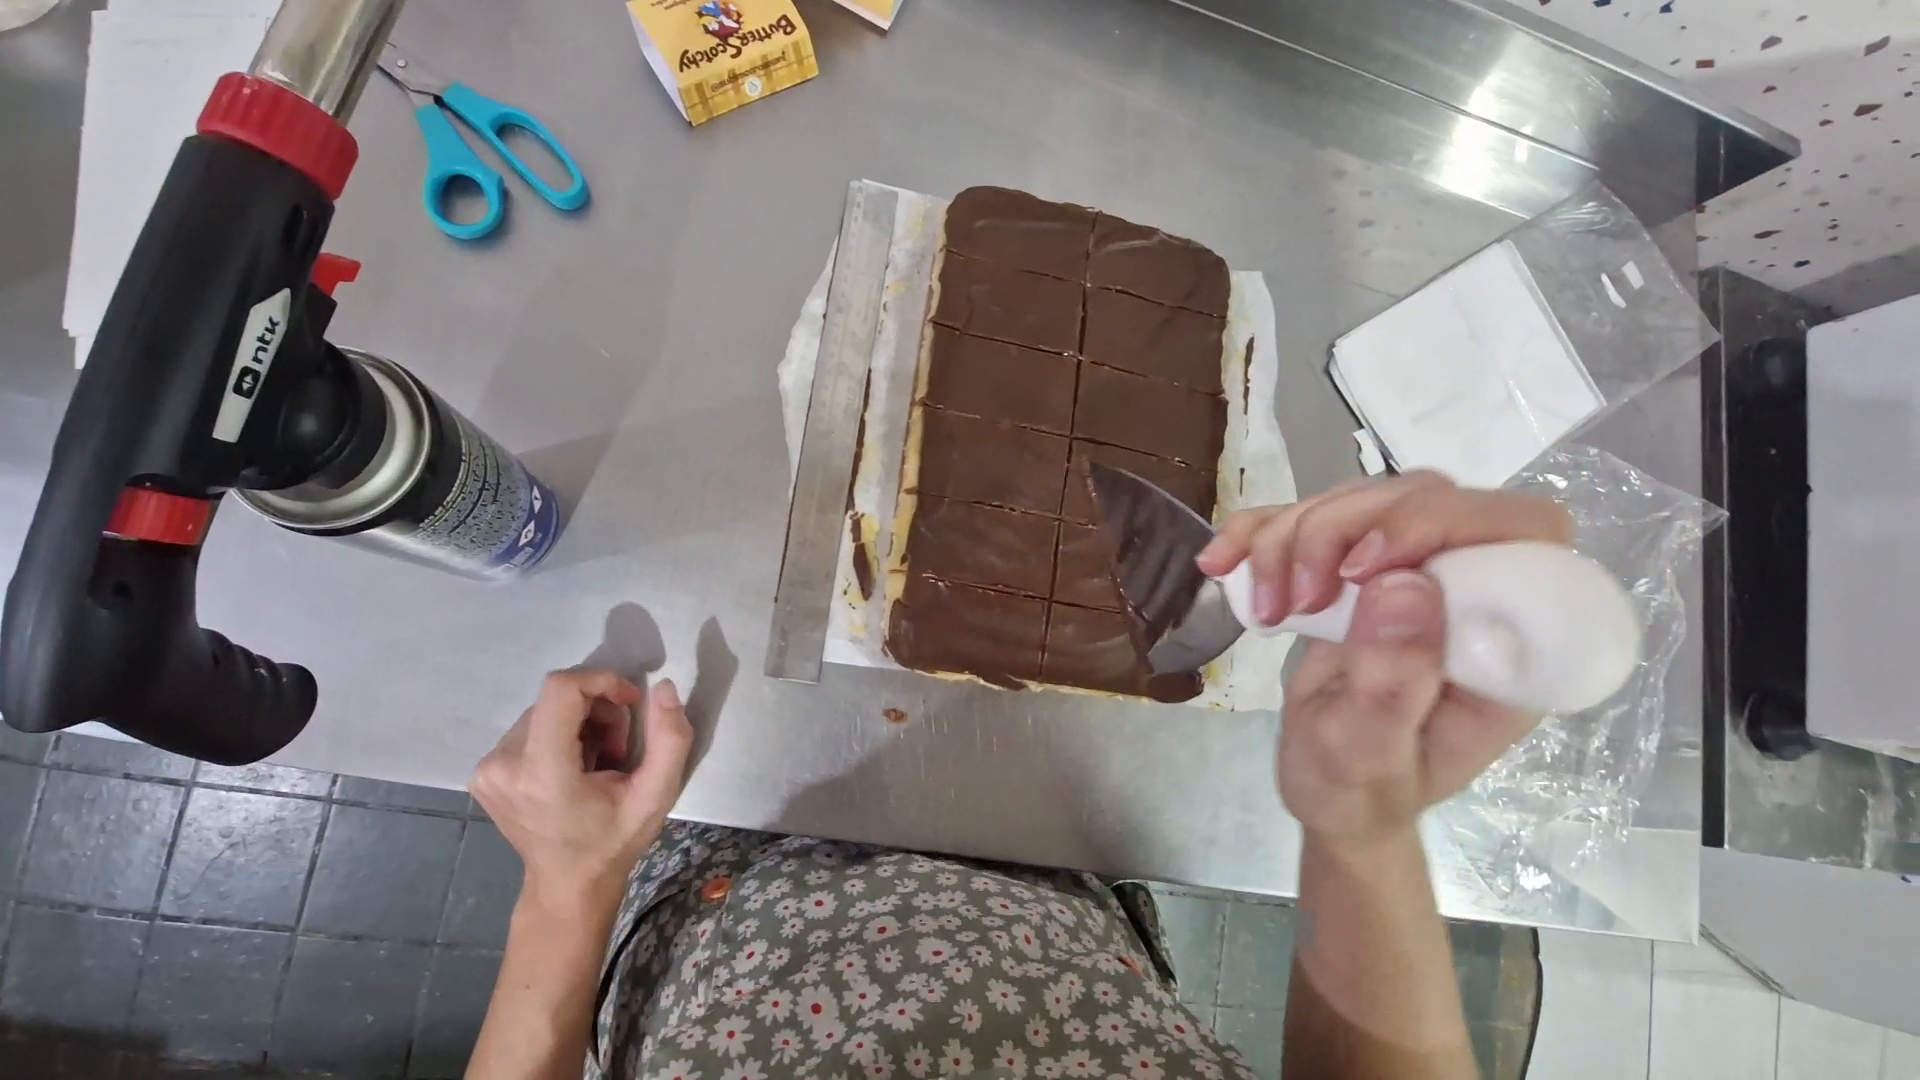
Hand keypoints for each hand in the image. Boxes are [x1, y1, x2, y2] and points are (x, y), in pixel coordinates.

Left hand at [470, 670, 692, 911]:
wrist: (567, 886)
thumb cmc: (613, 841)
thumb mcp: (658, 794)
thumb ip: (670, 739)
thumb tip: (664, 688)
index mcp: (541, 771)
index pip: (562, 689)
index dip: (603, 682)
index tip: (631, 702)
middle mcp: (503, 764)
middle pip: (558, 700)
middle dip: (599, 711)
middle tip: (621, 749)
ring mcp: (487, 768)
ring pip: (546, 710)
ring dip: (583, 723)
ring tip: (601, 761)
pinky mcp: (483, 771)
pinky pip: (532, 727)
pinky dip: (562, 735)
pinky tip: (577, 767)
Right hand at [1196, 472, 1571, 844]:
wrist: (1328, 789)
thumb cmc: (1360, 788)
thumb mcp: (1369, 754)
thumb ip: (1393, 682)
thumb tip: (1406, 583)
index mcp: (1508, 641)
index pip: (1517, 533)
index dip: (1441, 522)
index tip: (1359, 567)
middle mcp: (1469, 592)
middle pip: (1423, 498)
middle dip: (1340, 532)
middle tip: (1294, 600)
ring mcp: (1409, 572)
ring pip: (1360, 500)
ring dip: (1291, 538)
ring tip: (1265, 608)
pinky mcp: (1351, 568)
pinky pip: (1305, 516)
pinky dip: (1254, 531)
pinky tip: (1222, 564)